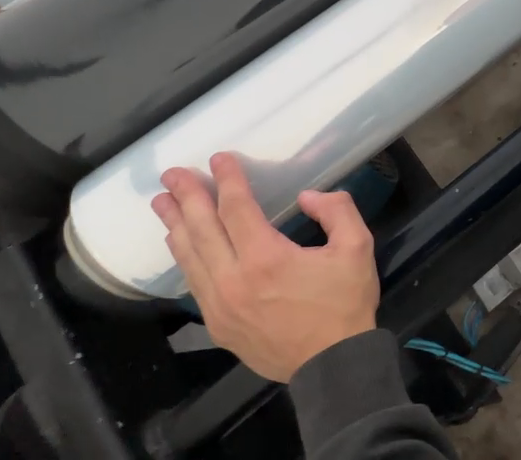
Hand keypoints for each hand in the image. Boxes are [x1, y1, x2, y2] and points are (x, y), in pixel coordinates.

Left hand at [152, 153, 378, 382]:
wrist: (330, 362)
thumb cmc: (345, 301)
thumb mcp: (358, 247)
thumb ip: (337, 211)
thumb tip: (309, 197)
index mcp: (267, 258)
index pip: (237, 210)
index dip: (227, 181)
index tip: (218, 158)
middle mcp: (233, 279)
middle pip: (202, 231)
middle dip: (187, 198)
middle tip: (172, 174)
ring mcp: (219, 304)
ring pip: (190, 258)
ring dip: (176, 226)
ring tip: (162, 203)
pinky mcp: (217, 323)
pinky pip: (194, 282)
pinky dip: (185, 256)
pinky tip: (182, 243)